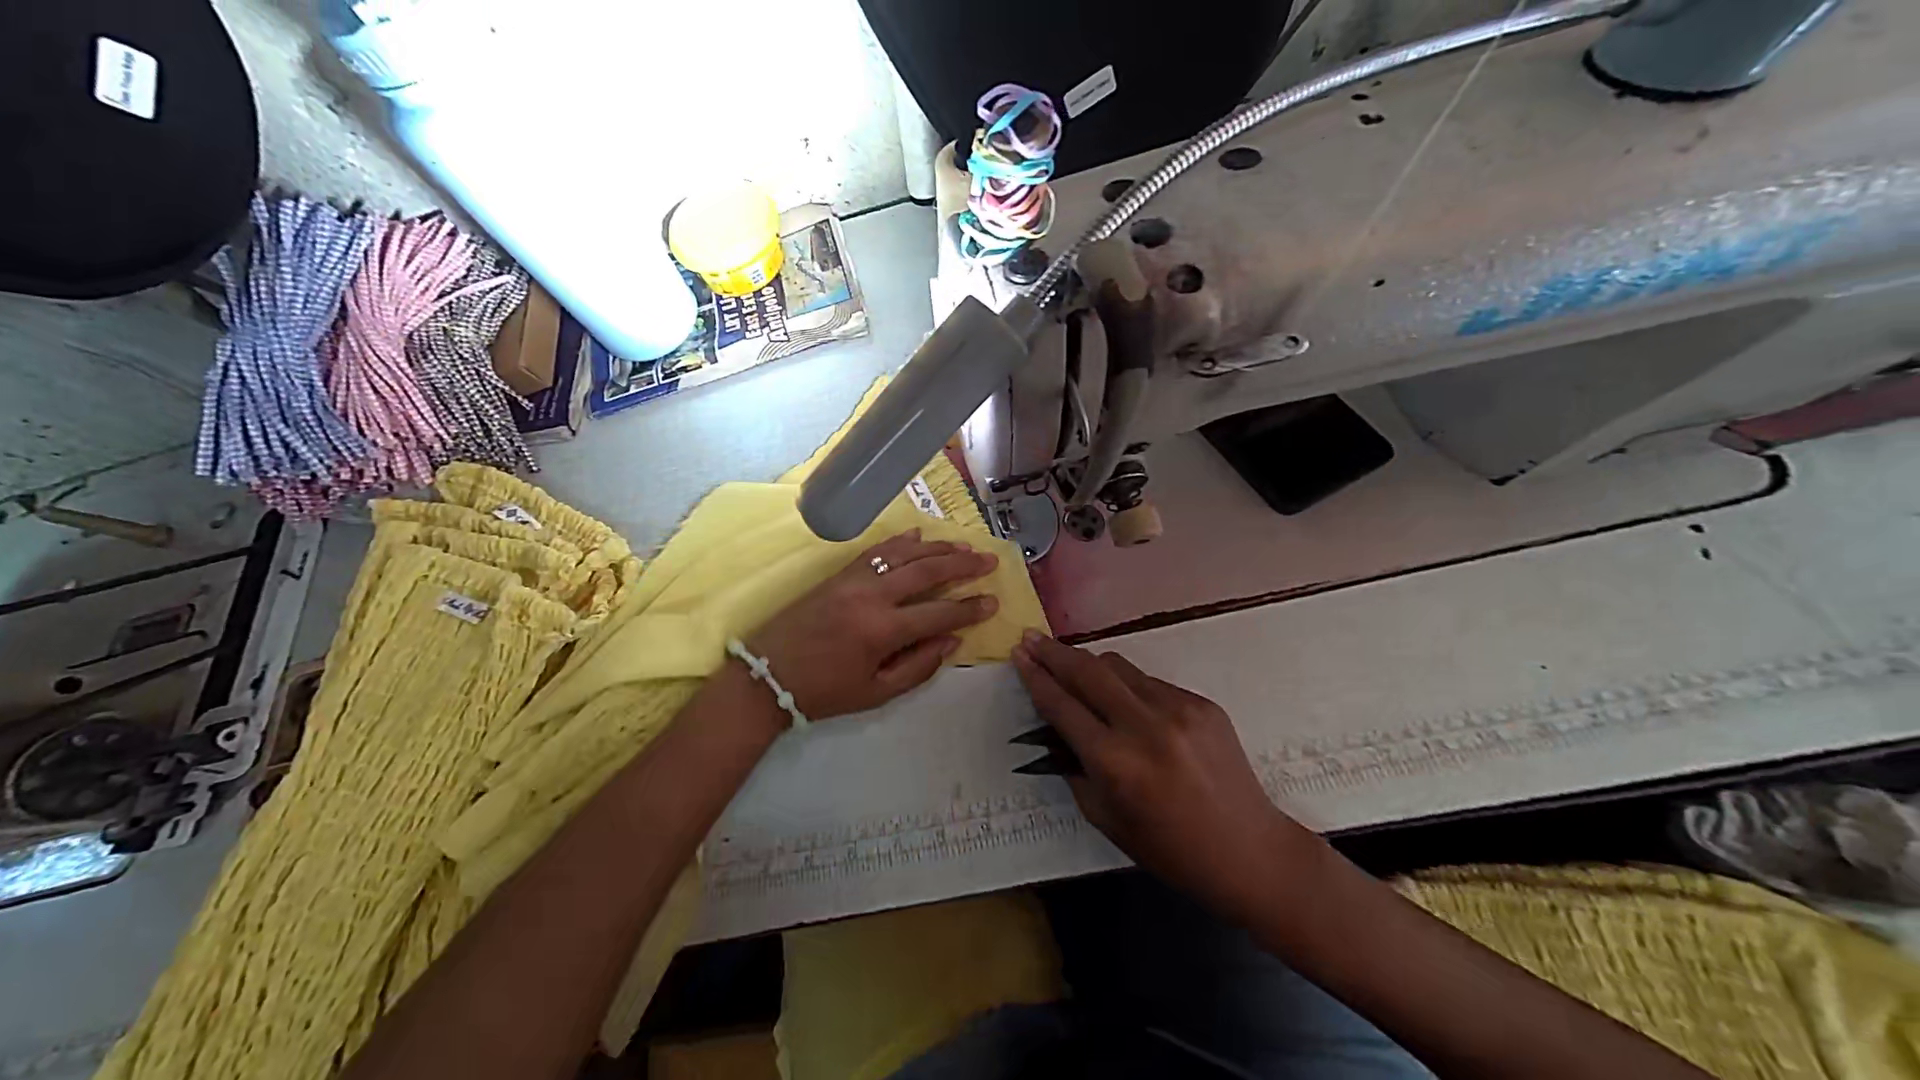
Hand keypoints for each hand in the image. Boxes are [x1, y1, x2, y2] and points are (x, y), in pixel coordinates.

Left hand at [747, 530, 999, 719]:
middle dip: (963, 564)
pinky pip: (874, 550)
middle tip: (989, 559)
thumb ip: (918, 667)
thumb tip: (951, 641)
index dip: (970, 609)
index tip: (994, 601)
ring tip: (963, 545)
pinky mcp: (838, 574)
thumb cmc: (824, 692)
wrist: (767, 676)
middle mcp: (872, 596)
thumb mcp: (876, 694)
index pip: (939, 613)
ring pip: (903, 554)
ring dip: (937, 547)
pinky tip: (919, 535)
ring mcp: (853, 580)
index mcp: (883, 631)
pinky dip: (899, 541)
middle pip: (927, 571)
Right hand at [1012, 632, 1317, 918]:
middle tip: (1032, 639)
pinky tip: (1124, 702)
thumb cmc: (1169, 848)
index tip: (1018, 655)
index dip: (1035, 678)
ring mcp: (1178, 709)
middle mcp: (1144, 726)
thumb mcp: (1105, 818)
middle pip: (1087, 671)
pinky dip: (1127, 686)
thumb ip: (1074, 769)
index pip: (1062, 706)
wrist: (1248, 849)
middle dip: (1054, 652)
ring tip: (1071, 666)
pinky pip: (1150, 682)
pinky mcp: (1201, 703)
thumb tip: (1055, 730)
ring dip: (1089, 664)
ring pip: (1119, 667)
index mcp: (1115, 762)